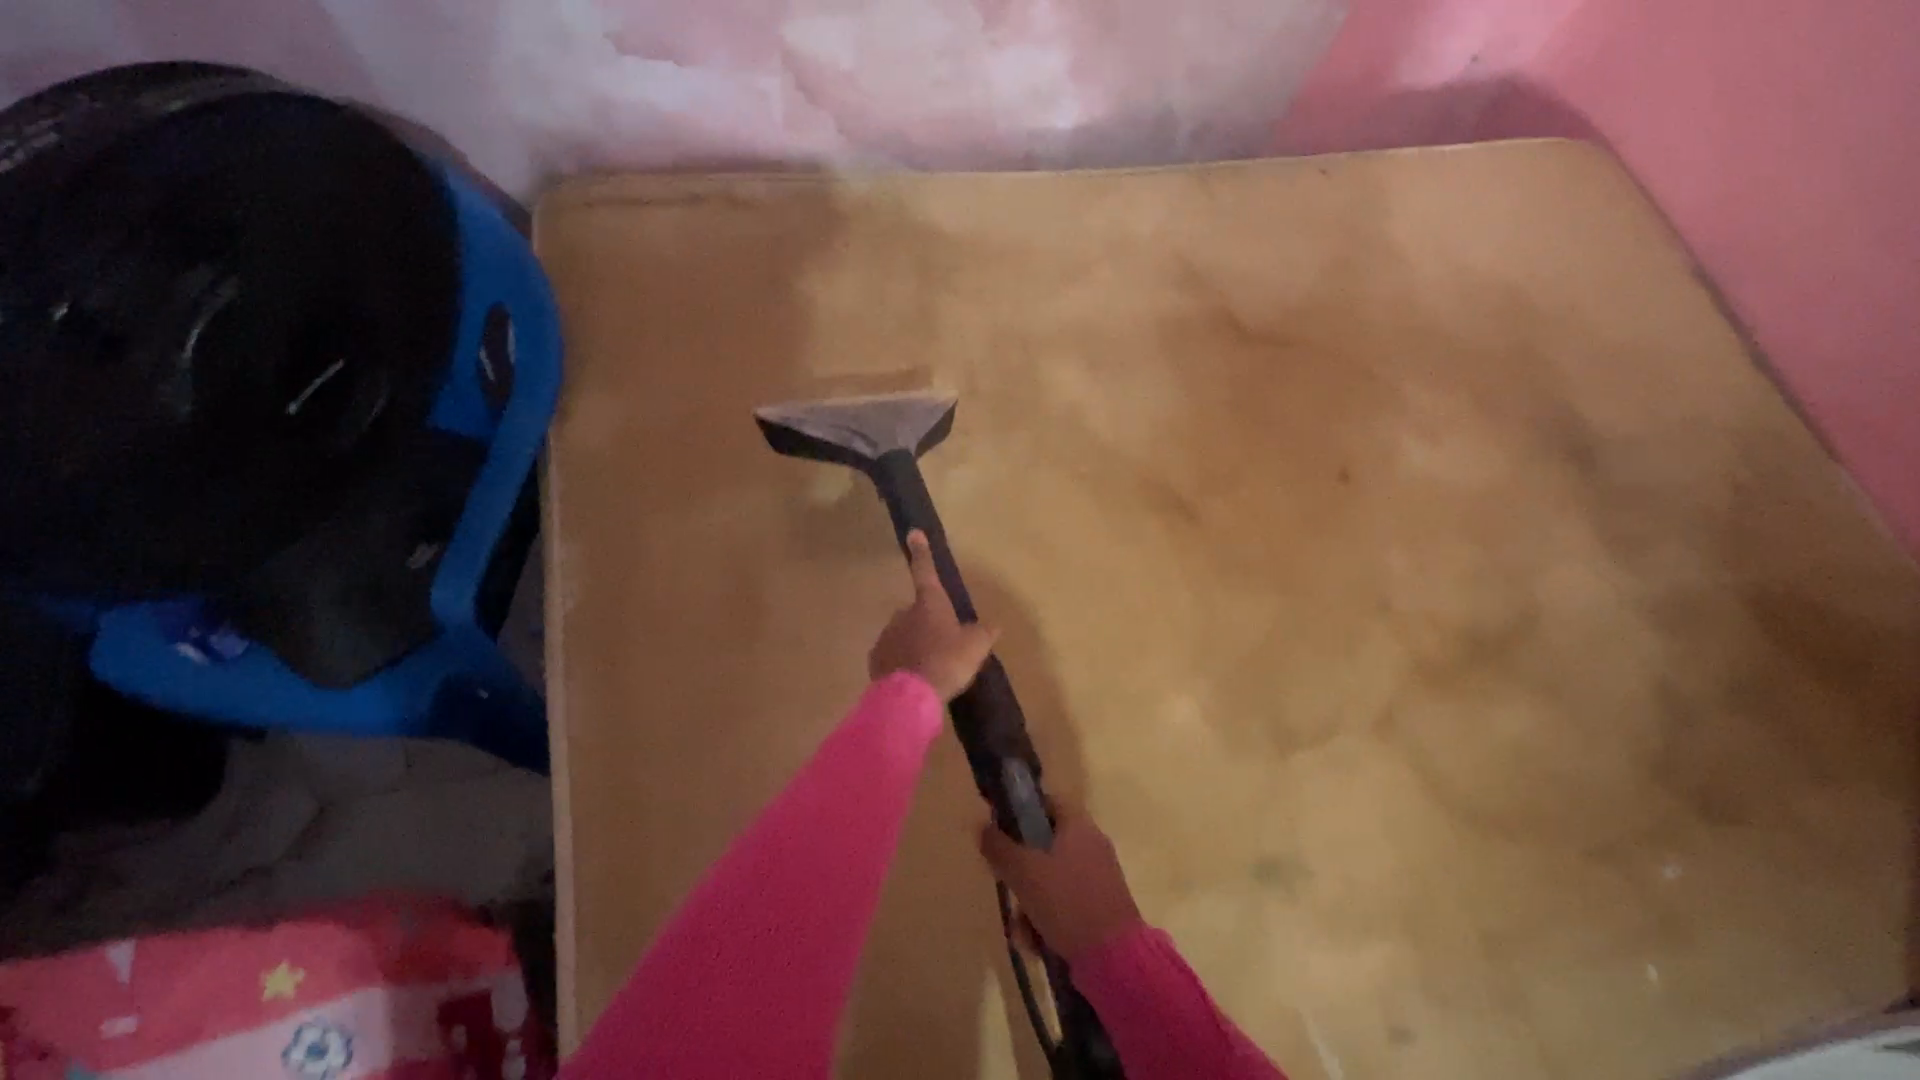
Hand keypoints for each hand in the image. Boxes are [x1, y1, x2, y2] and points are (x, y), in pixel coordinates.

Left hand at [868, 530, 997, 700]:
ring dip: (916, 645)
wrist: (910, 696)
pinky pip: (893, 656)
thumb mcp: (976, 647)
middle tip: (945, 647)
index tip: (913, 532)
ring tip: (932, 669)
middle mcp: (904, 613)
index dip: (922, 552)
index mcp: (929, 603)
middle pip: (918, 611)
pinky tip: (915, 680)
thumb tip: (993, 625)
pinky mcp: (877, 658)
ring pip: (904, 634)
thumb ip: (984, 633)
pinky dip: (903, 664)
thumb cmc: (947, 662)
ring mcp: (887, 635)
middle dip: (928, 623)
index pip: (926, 571)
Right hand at [978, 804, 1142, 960]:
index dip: (1020, 811)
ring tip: (1021, 929)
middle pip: (1043, 845)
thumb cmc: (1066, 901)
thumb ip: (999, 847)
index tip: (999, 831)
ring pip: (1050, 879)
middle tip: (1006, 885)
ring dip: (1029, 902)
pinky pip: (1064, 903)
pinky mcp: (1100, 907)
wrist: (1114, 957)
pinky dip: (1047, 919)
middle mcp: (1091, 845)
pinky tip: (1036, 942)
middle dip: (1019, 871)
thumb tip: (983, 827)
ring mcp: (1098, 877)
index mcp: (1078, 826)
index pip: (1046, 802)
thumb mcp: (1023, 872)